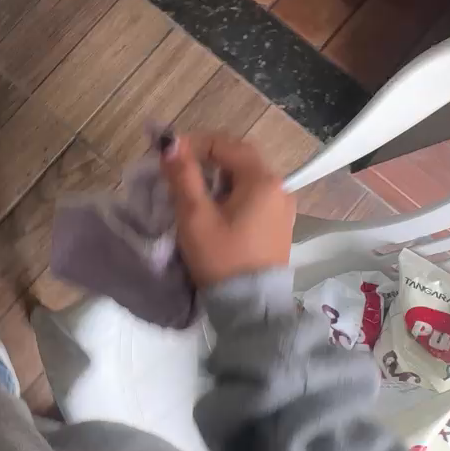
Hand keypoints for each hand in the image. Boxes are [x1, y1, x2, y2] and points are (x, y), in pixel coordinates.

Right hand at [162, 135, 295, 289]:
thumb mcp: (195, 215)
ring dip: (217, 176)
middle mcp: (279, 188)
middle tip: (177, 170)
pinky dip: (230, 193)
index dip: (194, 144)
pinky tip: (212, 209)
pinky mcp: (278, 226)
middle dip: (205, 158)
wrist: (250, 308)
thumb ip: (183, 175)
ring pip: (245, 178)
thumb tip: (169, 142)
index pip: (225, 144)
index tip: (168, 156)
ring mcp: (282, 208)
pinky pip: (252, 196)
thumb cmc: (221, 257)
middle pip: (238, 158)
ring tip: (190, 190)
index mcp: (262, 180)